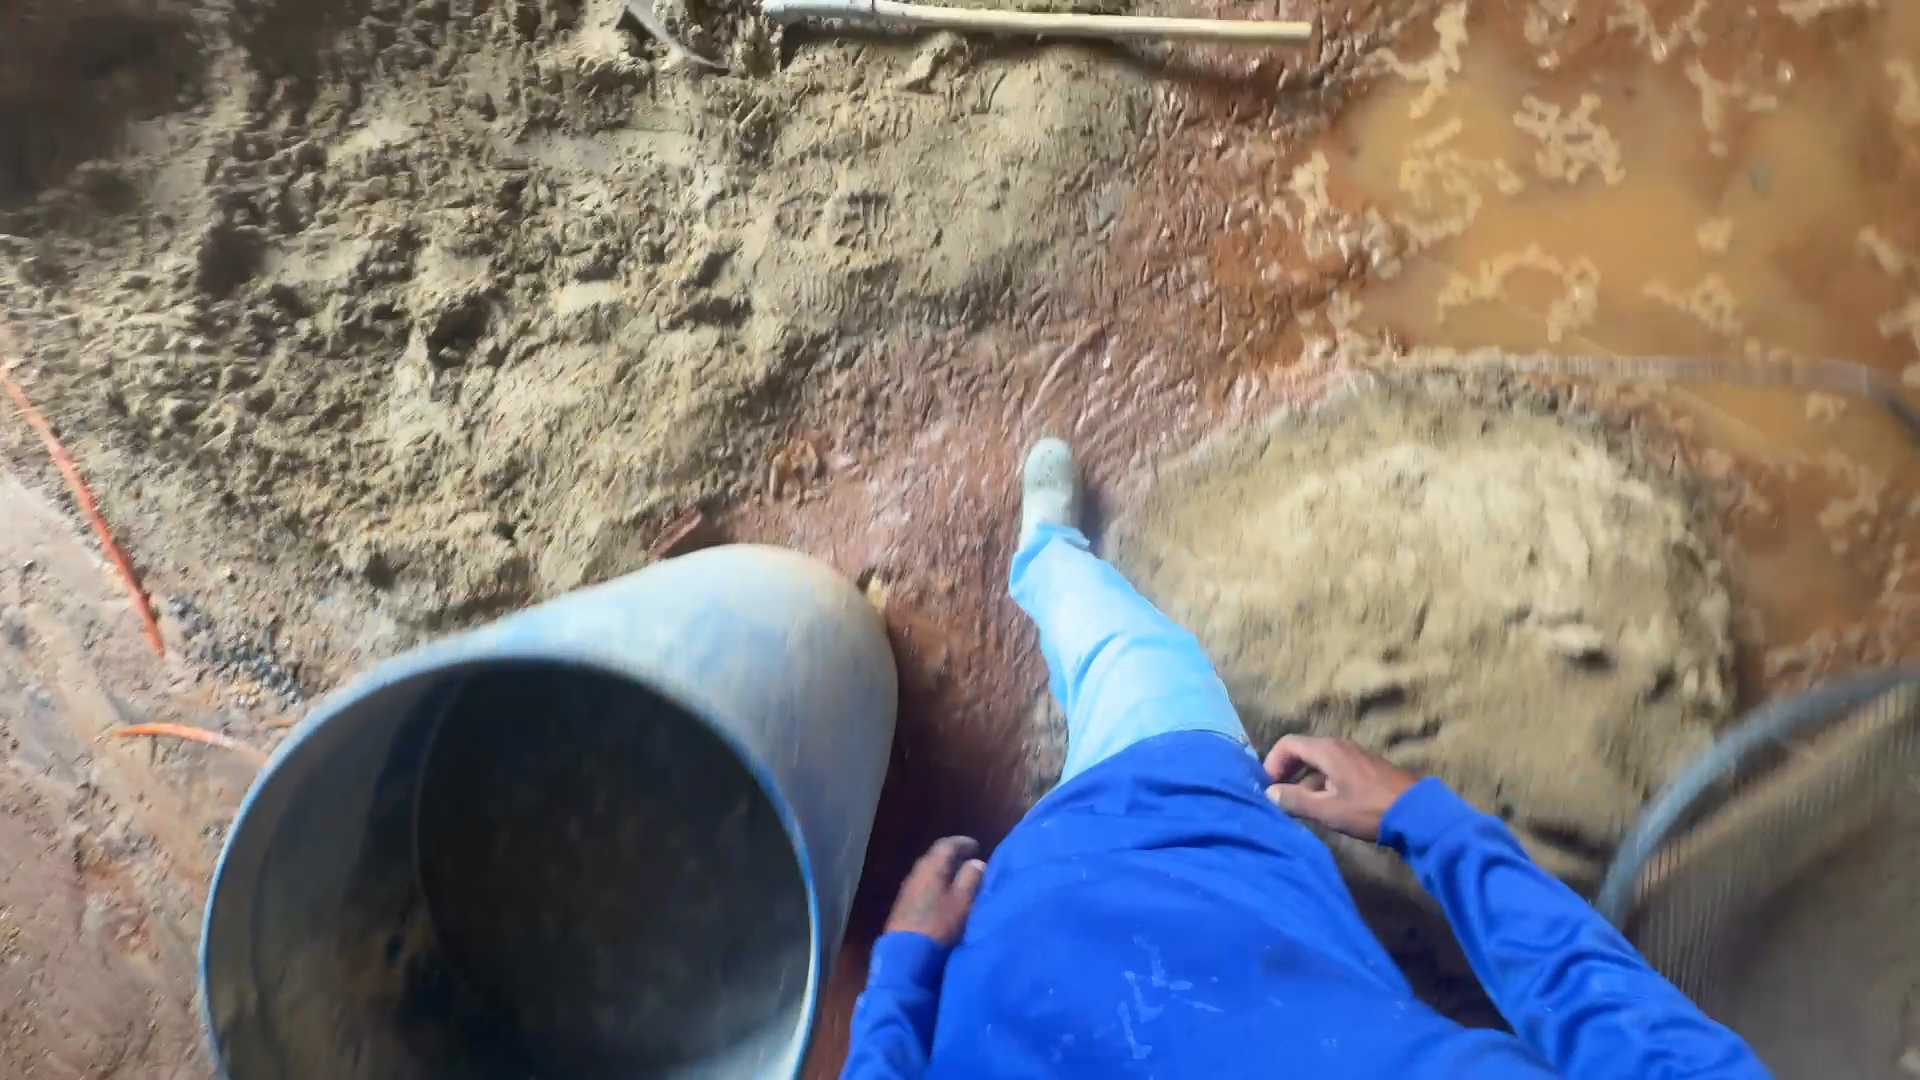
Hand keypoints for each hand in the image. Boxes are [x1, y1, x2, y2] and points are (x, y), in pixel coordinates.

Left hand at [884, 836, 987, 945]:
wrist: (905, 955)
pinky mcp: (904, 905)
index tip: (976, 846)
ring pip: (930, 872)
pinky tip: (943, 896)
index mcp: (932, 865)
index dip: (963, 843)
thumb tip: (977, 863)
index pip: (947, 844)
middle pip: (937, 857)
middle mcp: (917, 871)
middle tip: (969, 860)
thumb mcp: (962, 902)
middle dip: (954, 857)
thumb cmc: (939, 924)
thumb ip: (971, 879)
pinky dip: (936, 884)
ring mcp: (908, 888)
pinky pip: (924, 885)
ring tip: (959, 879)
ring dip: (944, 872)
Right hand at [1263, 735, 1418, 841]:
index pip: (1287, 744)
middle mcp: (1338, 746)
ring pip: (1319, 762)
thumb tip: (1270, 793)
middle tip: (1280, 795)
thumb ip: (1295, 800)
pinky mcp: (1367, 768)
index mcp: (1326, 750)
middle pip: (1302, 751)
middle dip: (1287, 772)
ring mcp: (1354, 756)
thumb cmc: (1369, 810)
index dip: (1272, 762)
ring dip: (1305, 780)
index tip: (1268, 785)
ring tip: (1302, 806)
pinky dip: (1323, 782)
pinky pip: (1335, 769)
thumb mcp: (1328, 810)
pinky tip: (1328, 805)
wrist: (1421, 815)